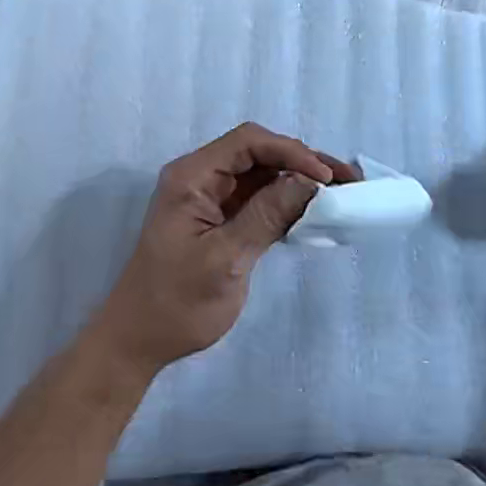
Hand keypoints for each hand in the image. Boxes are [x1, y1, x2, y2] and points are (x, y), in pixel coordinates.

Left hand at [90, 123, 356, 378]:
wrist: (138, 342)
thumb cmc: (176, 302)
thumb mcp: (226, 259)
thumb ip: (267, 215)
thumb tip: (310, 181)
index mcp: (192, 177)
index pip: (248, 143)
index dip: (290, 152)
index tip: (324, 178)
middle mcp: (201, 178)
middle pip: (259, 153)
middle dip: (303, 162)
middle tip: (346, 180)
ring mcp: (212, 198)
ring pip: (265, 173)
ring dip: (301, 179)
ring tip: (342, 190)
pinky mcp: (223, 218)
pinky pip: (261, 197)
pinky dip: (290, 200)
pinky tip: (317, 209)